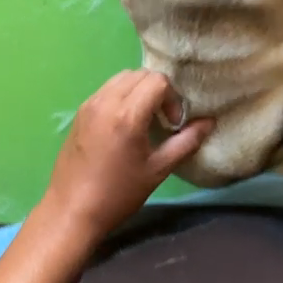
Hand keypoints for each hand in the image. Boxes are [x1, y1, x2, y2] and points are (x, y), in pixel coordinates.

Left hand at [38, 70, 210, 239]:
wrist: (72, 209)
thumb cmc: (118, 193)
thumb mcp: (158, 170)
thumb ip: (186, 142)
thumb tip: (209, 122)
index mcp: (127, 114)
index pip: (158, 80)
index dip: (172, 98)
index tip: (172, 124)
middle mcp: (106, 100)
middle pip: (140, 74)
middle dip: (158, 91)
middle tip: (162, 120)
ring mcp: (90, 103)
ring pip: (122, 78)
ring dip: (139, 90)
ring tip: (144, 121)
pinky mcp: (80, 111)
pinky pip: (107, 89)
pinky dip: (122, 95)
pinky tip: (124, 125)